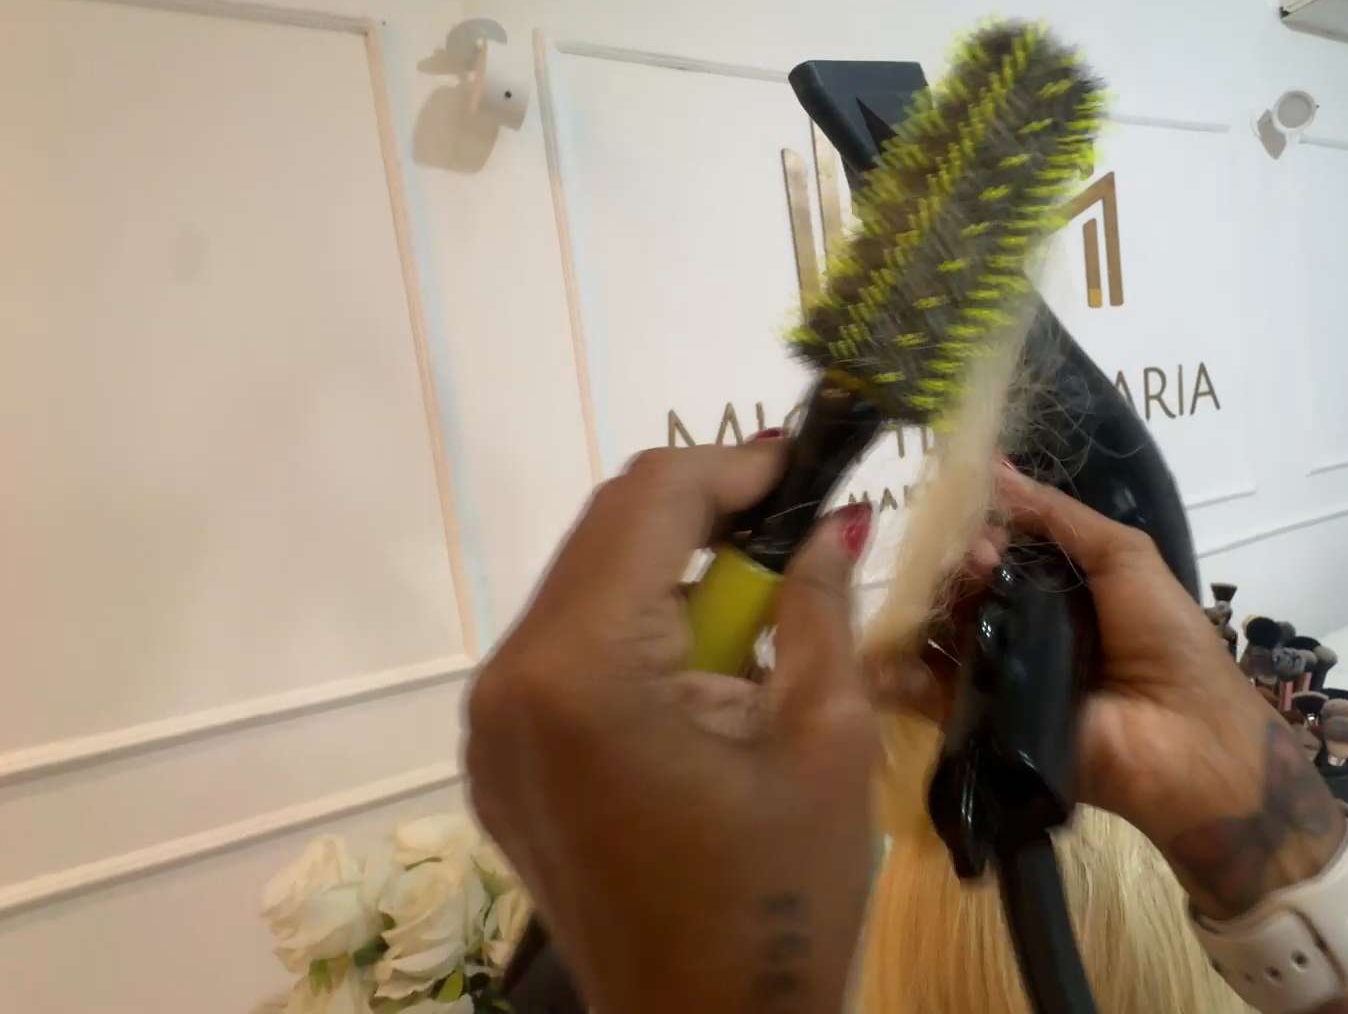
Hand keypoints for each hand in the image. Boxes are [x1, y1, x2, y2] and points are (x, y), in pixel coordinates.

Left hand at [466, 441, 878, 1013]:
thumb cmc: (783, 895)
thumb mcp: (829, 736)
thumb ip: (821, 605)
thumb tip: (839, 521)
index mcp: (585, 675)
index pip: (648, 499)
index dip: (734, 464)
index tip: (806, 469)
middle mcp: (511, 684)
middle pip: (611, 527)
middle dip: (712, 509)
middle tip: (799, 527)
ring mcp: (495, 723)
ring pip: (596, 576)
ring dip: (685, 562)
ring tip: (769, 595)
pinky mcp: (508, 751)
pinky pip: (582, 638)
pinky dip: (654, 616)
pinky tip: (717, 655)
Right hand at [879, 464, 1344, 921]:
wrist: (1190, 739)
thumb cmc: (1165, 636)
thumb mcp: (1123, 556)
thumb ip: (1058, 516)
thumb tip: (994, 466)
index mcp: (1054, 589)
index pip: (998, 550)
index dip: (982, 528)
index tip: (974, 514)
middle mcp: (1021, 627)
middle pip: (968, 587)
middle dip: (964, 564)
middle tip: (979, 561)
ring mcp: (999, 675)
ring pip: (945, 632)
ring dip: (937, 606)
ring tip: (958, 592)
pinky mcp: (981, 723)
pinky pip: (931, 695)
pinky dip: (899, 676)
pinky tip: (882, 654)